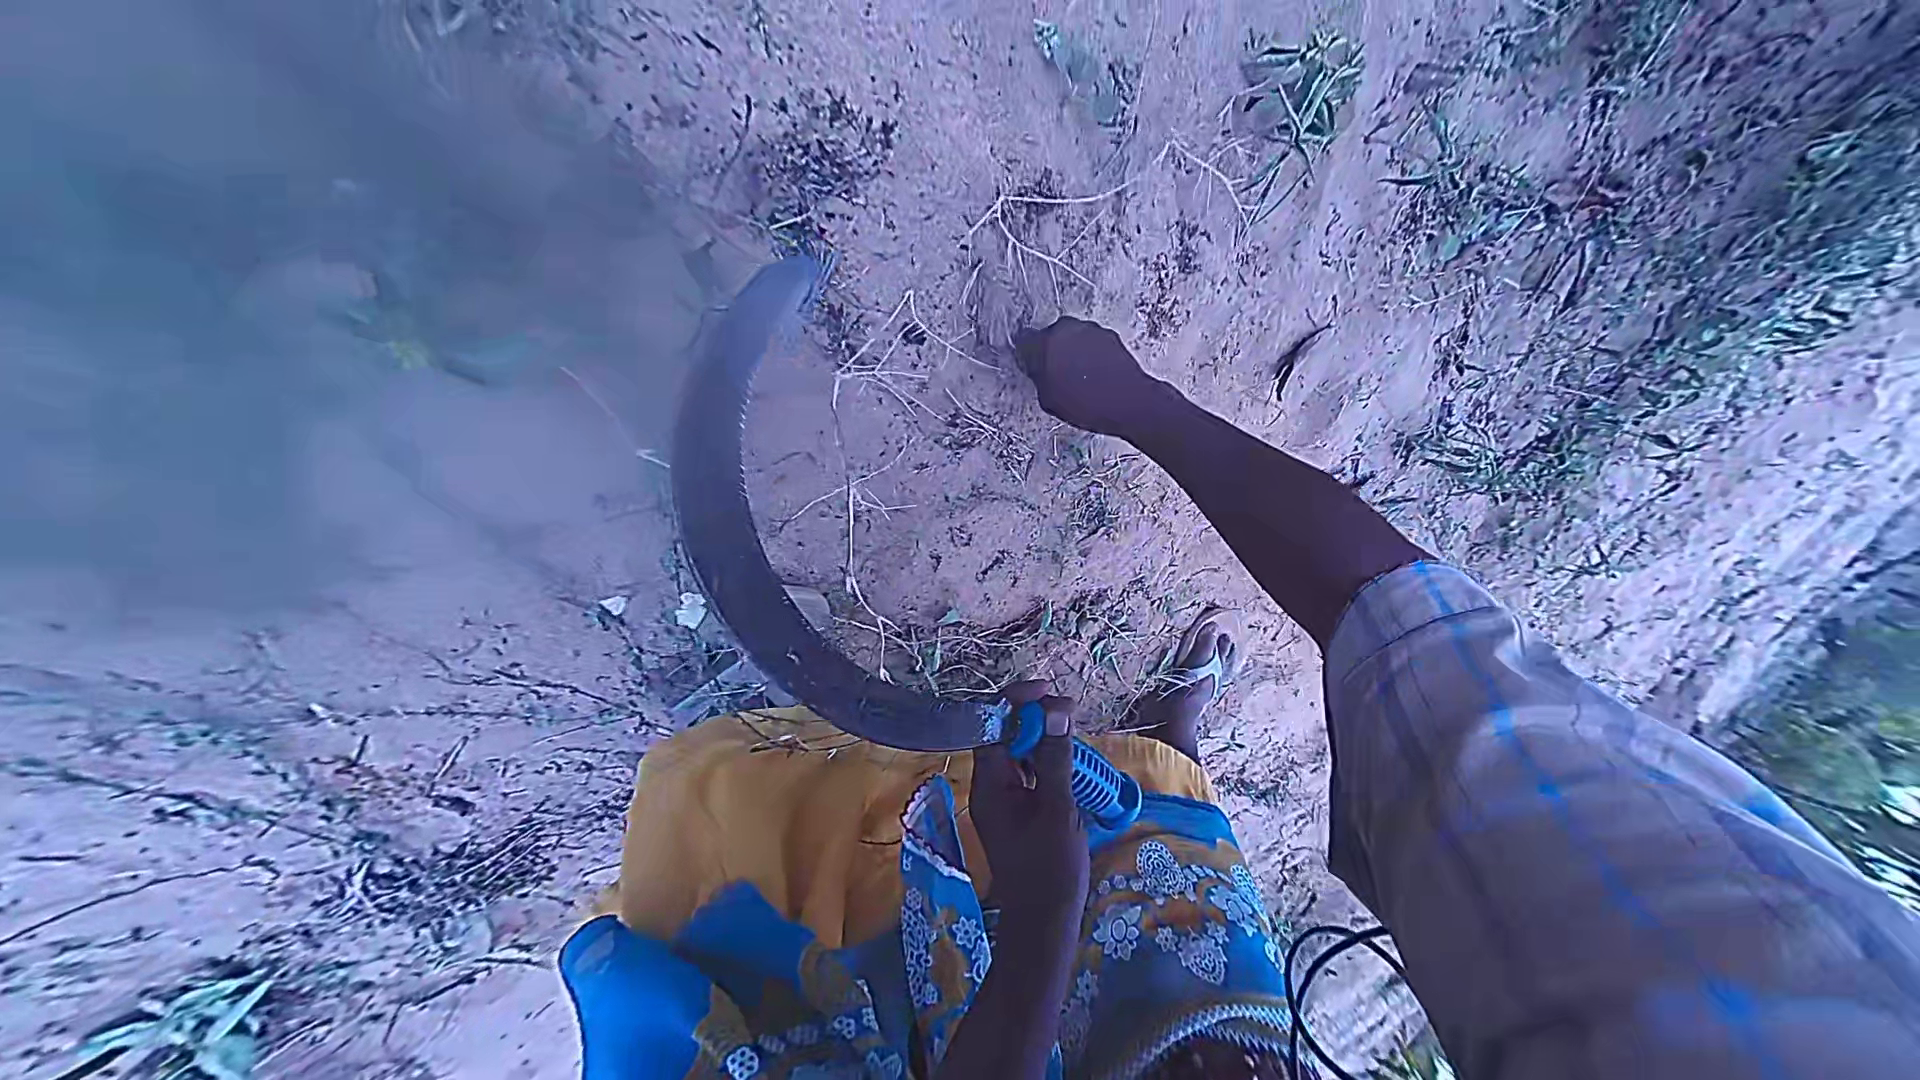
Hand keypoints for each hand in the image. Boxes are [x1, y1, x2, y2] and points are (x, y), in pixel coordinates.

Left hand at [972, 683, 1090, 924]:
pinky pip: (1026, 772)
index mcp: (989, 782)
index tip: (1047, 692)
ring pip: (1017, 752)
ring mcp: (1001, 798)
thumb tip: (1055, 710)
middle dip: (1034, 718)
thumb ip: (1055, 758)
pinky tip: (1068, 762)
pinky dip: (1045, 761)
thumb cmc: (1050, 868)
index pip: (993, 724)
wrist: (1045, 922)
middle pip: (1004, 734)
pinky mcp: (1015, 809)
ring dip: (1042, 738)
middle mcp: (989, 785)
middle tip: (1068, 713)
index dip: (1017, 702)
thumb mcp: (1058, 807)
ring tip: (1071, 732)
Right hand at [1014, 316, 1178, 437]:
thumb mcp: (1049, 400)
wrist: (1129, 402)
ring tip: (1077, 379)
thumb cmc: (1089, 404)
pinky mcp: (1109, 335)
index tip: (1031, 368)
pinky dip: (1089, 354)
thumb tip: (1038, 372)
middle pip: (1050, 337)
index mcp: (1045, 343)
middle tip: (1054, 376)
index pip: (1024, 342)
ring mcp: (1090, 329)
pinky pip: (1090, 343)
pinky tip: (1093, 375)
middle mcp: (1066, 329)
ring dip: (1071, 353)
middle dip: (1050, 353)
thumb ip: (1039, 379)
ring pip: (1071, 338)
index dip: (1027, 357)